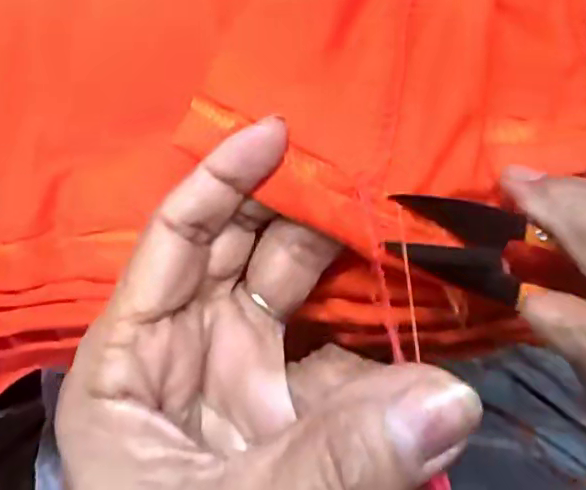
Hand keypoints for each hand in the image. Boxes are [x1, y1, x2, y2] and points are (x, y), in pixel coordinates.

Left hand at [58, 117, 482, 488]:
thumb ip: (340, 458)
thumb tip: (455, 396)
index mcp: (130, 358)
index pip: (175, 235)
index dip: (223, 176)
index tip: (278, 128)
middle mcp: (183, 351)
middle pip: (239, 246)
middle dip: (295, 201)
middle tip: (358, 160)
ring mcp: (238, 379)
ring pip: (290, 287)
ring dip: (341, 252)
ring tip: (394, 207)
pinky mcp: (288, 413)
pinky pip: (333, 348)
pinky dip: (371, 324)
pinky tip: (410, 292)